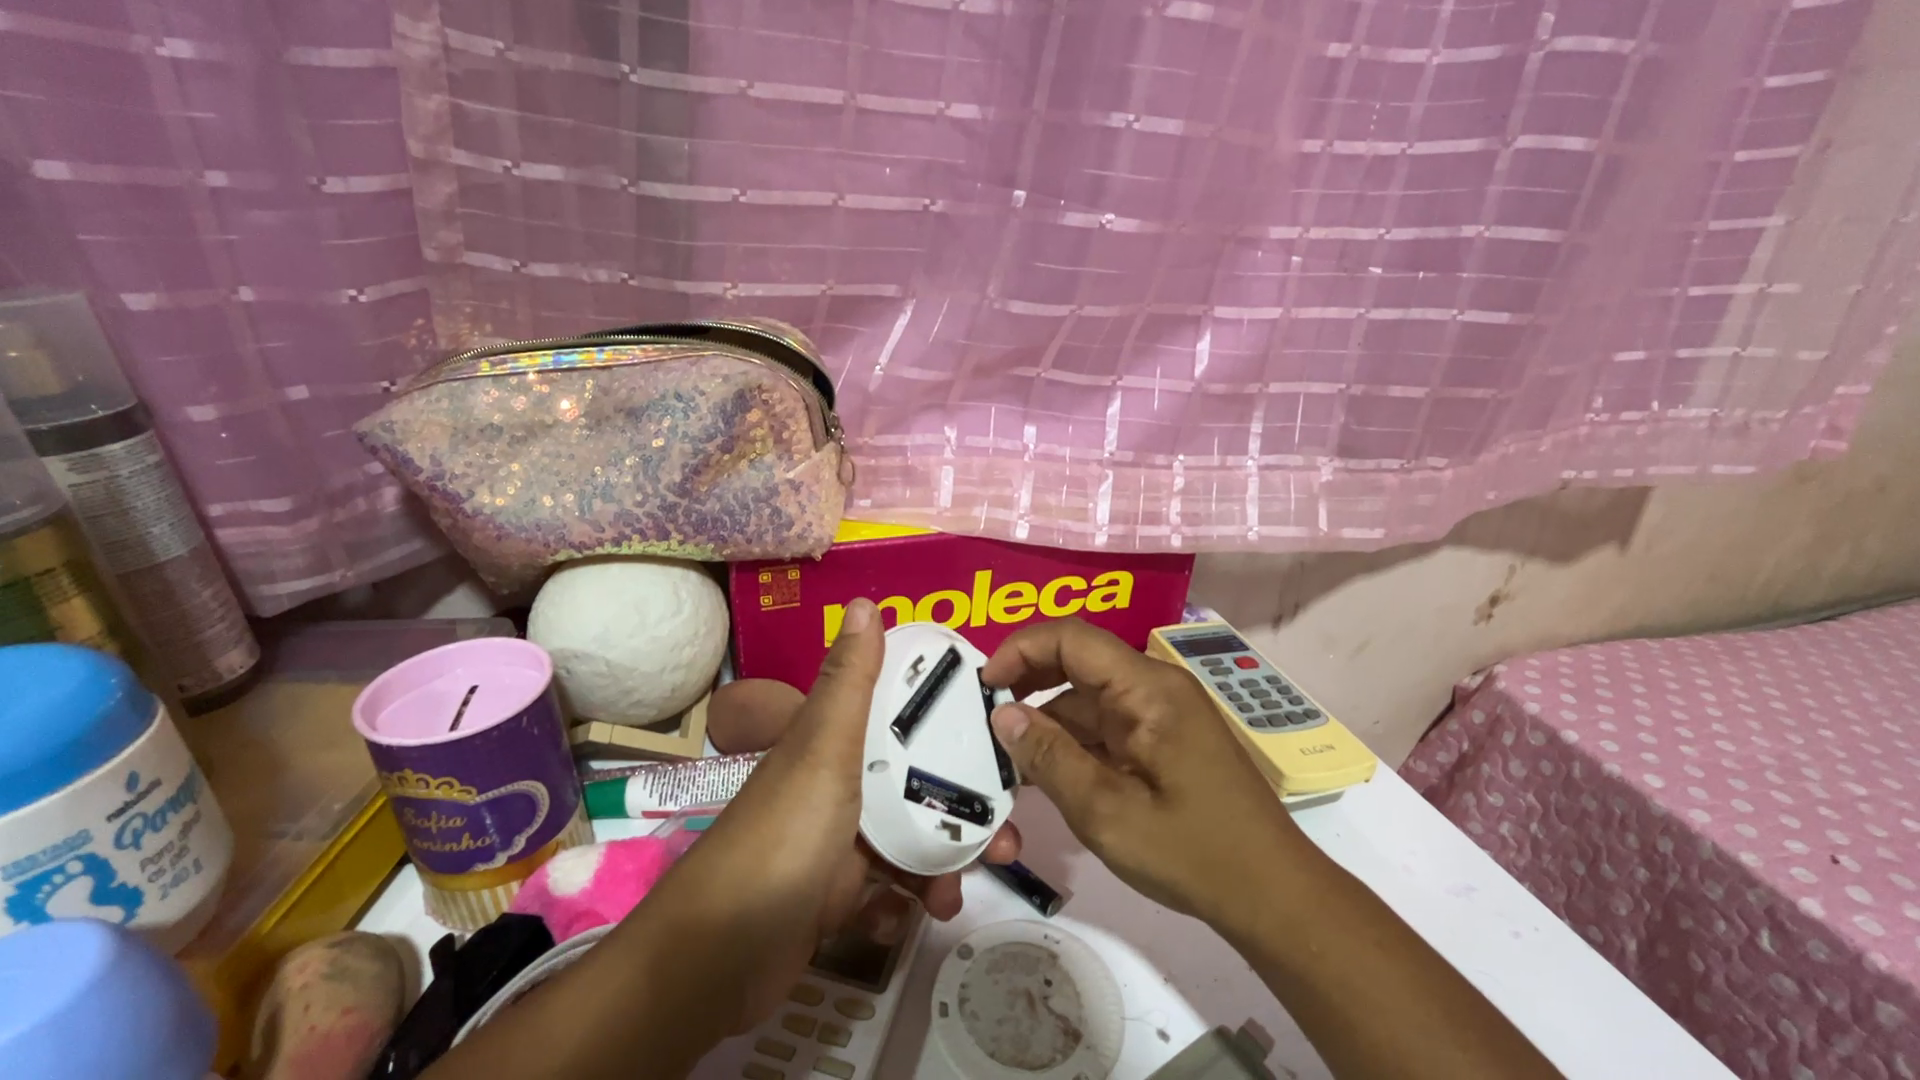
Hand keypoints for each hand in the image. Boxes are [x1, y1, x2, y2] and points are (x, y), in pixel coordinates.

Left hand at [634, 598, 1018, 1033]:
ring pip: (910, 840)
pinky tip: (914, 917)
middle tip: (1008, 840)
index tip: (1001, 740)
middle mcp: (838, 784)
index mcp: (835, 742)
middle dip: (966, 812)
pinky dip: (906, 902)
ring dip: (945, 864)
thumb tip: (865, 601)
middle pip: (918, 785)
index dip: (952, 724)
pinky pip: (889, 889)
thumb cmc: (784, 837)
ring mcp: (836, 842)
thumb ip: (850, 683)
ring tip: (961, 892)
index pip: (904, 718)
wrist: (721, 954)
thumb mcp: (823, 751)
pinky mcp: (835, 895)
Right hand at [982, 619, 1304, 930]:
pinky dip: (1071, 742)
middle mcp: (1155, 688)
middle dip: (1028, 681)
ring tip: (1005, 756)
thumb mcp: (1107, 811)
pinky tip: (1043, 773)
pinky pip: (1106, 726)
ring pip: (1088, 698)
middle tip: (985, 717)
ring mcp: (1161, 715)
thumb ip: (1050, 757)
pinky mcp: (1163, 742)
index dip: (1020, 650)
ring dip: (1046, 720)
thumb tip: (1002, 714)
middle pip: (1078, 662)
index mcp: (1148, 689)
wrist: (1271, 893)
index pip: (1071, 637)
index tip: (983, 687)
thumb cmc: (1193, 852)